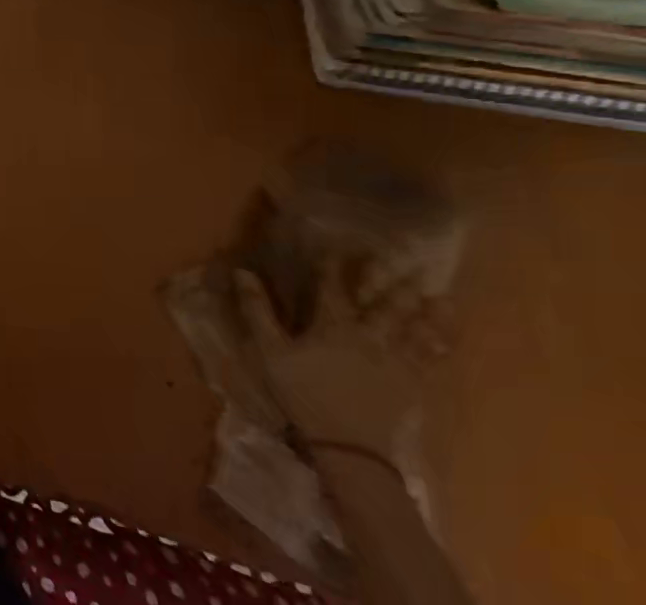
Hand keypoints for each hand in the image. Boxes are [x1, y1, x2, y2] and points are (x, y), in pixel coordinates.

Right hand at [234, 265, 446, 453]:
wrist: (347, 442)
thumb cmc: (301, 390)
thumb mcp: (268, 350)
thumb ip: (257, 310)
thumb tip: (243, 272)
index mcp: (333, 325)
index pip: (333, 288)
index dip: (334, 266)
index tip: (339, 247)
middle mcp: (370, 336)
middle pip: (385, 305)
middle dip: (393, 283)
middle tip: (410, 266)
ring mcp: (396, 360)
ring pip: (416, 329)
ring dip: (428, 312)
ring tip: (442, 297)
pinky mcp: (411, 382)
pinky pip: (431, 358)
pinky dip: (439, 344)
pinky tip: (446, 338)